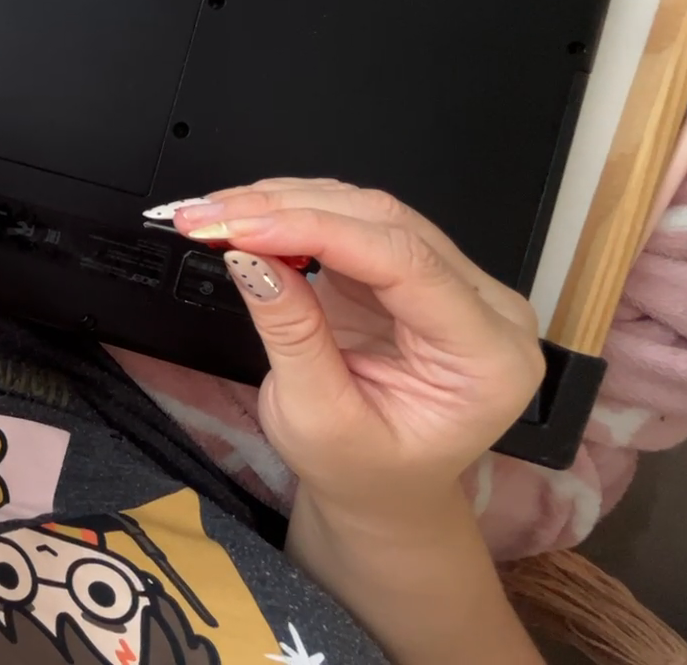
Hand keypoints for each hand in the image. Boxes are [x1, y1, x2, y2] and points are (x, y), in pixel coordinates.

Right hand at [169, 180, 544, 520]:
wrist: (381, 484)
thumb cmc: (361, 466)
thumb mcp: (317, 416)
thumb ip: (291, 334)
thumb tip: (248, 258)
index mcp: (485, 355)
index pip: (403, 261)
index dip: (313, 231)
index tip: (234, 228)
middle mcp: (479, 305)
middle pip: (379, 221)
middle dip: (280, 209)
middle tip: (200, 216)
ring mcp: (441, 280)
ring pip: (356, 208)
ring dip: (272, 202)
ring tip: (205, 213)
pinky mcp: (396, 269)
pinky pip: (340, 219)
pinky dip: (280, 212)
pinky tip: (236, 217)